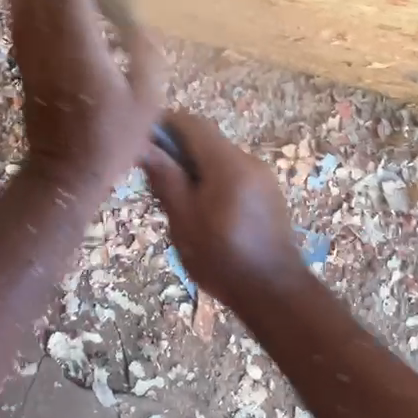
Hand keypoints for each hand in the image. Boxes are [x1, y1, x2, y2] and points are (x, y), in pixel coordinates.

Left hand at [0, 0, 164, 190]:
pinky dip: (14, 0)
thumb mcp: (147, 99)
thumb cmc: (113, 139)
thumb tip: (134, 23)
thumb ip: (145, 55)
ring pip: (23, 1)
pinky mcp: (27, 66)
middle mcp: (53, 45)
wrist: (65, 174)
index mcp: (85, 49)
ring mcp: (35, 55)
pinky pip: (19, 24)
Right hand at [142, 110, 304, 304]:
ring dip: (193, 170)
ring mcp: (262, 177)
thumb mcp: (184, 219)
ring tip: (177, 203)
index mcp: (227, 162)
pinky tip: (202, 214)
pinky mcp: (267, 195)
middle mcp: (248, 160)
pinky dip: (211, 182)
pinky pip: (232, 174)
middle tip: (155, 183)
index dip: (162, 127)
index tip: (141, 146)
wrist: (276, 295)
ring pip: (217, 158)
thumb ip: (165, 177)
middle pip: (204, 139)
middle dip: (176, 153)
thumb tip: (143, 145)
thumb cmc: (223, 257)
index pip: (190, 122)